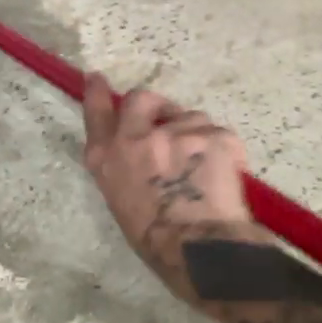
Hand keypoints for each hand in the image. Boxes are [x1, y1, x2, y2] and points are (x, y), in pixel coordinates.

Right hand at [81, 73, 276, 312]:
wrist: (195, 246)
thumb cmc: (151, 234)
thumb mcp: (117, 194)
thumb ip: (121, 164)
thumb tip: (137, 153)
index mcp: (103, 156)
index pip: (95, 112)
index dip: (96, 91)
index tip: (97, 77)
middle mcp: (132, 138)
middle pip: (141, 99)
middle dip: (156, 106)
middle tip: (170, 122)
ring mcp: (172, 134)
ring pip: (189, 116)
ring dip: (196, 133)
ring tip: (205, 164)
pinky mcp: (211, 137)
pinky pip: (219, 133)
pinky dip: (225, 149)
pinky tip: (226, 172)